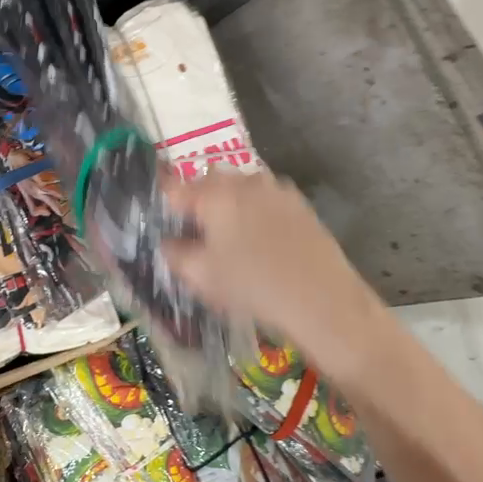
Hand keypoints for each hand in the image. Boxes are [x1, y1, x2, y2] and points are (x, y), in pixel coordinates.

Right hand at [162, 171, 380, 377]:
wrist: (323, 301)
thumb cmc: (253, 286)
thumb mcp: (200, 277)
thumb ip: (174, 253)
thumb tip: (169, 241)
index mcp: (214, 194)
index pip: (173, 188)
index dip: (162, 203)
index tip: (159, 220)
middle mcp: (244, 181)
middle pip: (207, 183)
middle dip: (196, 202)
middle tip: (193, 234)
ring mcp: (276, 190)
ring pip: (238, 190)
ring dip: (227, 207)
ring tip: (227, 241)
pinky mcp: (299, 204)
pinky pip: (263, 202)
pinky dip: (254, 214)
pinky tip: (259, 244)